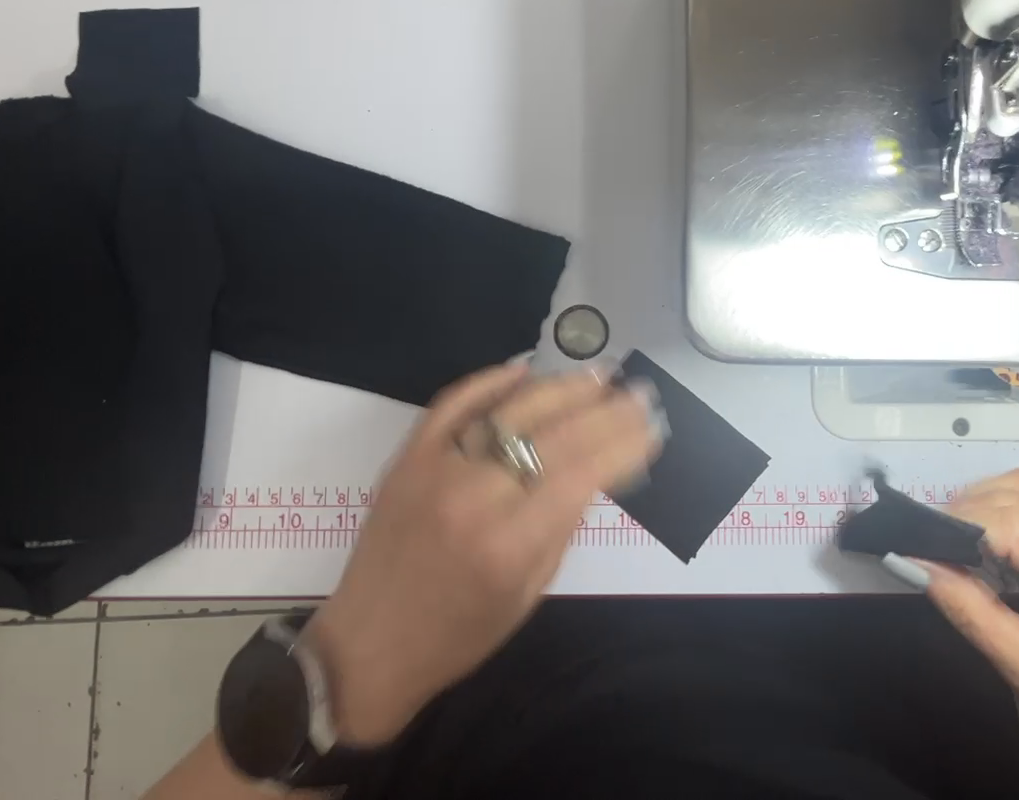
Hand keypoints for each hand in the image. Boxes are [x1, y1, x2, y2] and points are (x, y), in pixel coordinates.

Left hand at [302, 361, 661, 746]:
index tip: (651, 427)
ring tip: (597, 376)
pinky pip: (453, 404)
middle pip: (556, 434)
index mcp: (510, 545)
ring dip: (561, 387)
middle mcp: (475, 498)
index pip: (584, 474)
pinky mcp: (408, 456)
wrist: (367, 647)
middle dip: (606, 411)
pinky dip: (490, 382)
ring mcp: (436, 469)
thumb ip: (562, 526)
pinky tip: (524, 370)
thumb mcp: (529, 593)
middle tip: (638, 394)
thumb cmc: (459, 635)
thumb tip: (596, 469)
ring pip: (510, 410)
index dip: (624, 444)